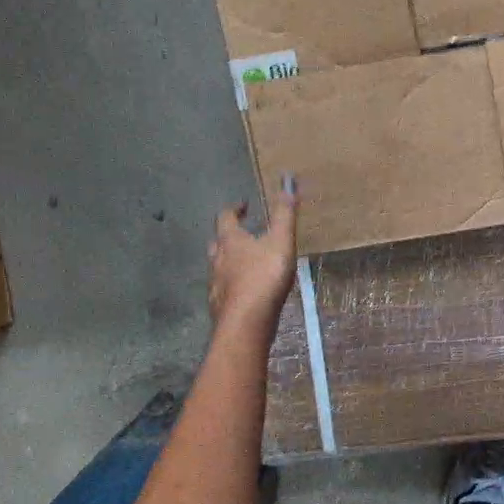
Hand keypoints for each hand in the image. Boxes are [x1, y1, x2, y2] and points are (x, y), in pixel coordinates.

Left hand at [207, 176, 297, 336]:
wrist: (246, 324)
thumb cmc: (264, 277)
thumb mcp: (281, 240)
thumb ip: (285, 212)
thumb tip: (287, 179)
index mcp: (230, 241)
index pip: (225, 218)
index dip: (234, 209)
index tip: (244, 205)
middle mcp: (217, 260)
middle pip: (217, 242)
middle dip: (229, 235)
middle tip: (243, 232)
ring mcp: (216, 285)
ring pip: (218, 267)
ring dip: (229, 260)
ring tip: (246, 261)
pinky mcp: (220, 306)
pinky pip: (224, 288)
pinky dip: (232, 283)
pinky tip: (245, 290)